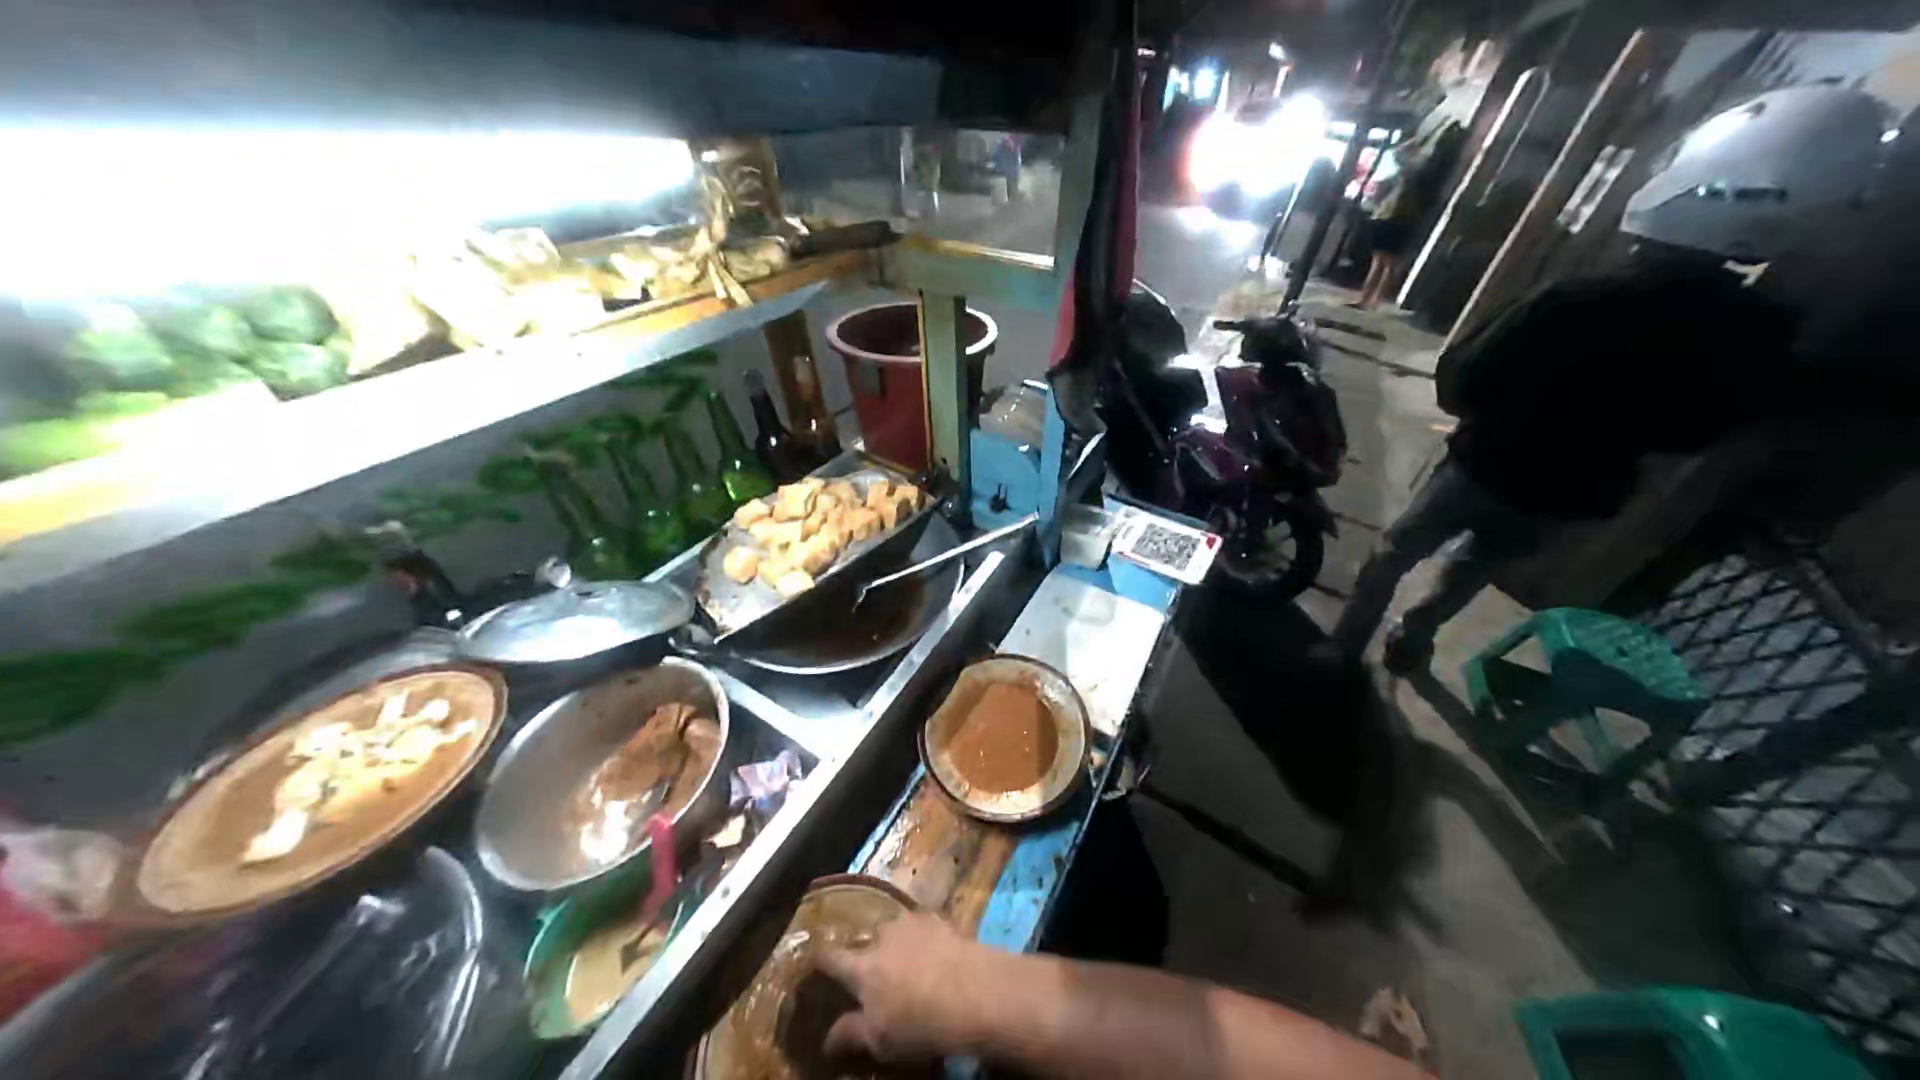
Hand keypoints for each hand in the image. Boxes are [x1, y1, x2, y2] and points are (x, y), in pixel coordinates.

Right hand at [813, 911, 1006, 1061]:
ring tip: (910, 963)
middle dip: (870, 954)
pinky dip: (923, 938)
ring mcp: (912, 923)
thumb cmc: (919, 1022)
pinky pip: (922, 926)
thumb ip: (851, 1034)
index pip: (831, 958)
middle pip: (867, 941)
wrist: (972, 990)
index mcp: (862, 968)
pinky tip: (934, 954)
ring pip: (896, 930)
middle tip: (879, 974)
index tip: (815, 959)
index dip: (821, 959)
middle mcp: (882, 937)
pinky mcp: (939, 919)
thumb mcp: (880, 1040)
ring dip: (898, 944)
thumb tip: (827, 1039)